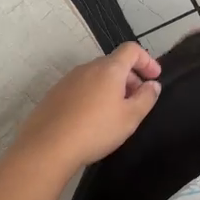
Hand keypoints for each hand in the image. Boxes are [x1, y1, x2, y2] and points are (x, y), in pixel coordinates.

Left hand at [16, 43, 162, 170]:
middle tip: (136, 99)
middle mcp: (87, 68)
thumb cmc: (95, 130)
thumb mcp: (130, 118)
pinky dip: (91, 96)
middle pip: (113, 63)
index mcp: (109, 69)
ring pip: (95, 76)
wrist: (45, 149)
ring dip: (109, 87)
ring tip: (113, 111)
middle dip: (129, 77)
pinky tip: (88, 119)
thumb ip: (146, 98)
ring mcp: (67, 81)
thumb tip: (152, 85)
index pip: (131, 50)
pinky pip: (79, 88)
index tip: (154, 77)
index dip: (146, 60)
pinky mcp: (52, 96)